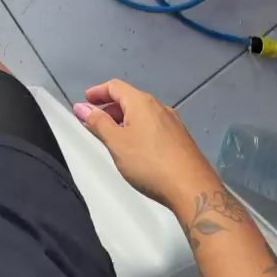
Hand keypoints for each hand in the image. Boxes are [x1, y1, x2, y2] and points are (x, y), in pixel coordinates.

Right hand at [74, 78, 220, 211]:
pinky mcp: (183, 139)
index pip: (115, 86)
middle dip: (110, 107)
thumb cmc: (150, 163)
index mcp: (141, 102)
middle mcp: (159, 107)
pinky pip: (156, 125)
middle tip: (97, 121)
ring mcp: (174, 123)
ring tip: (115, 136)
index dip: (98, 92)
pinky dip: (141, 129)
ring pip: (144, 113)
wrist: (194, 190)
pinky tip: (139, 148)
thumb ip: (97, 123)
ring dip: (126, 119)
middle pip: (130, 98)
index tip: (86, 101)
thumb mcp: (116, 143)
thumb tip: (81, 107)